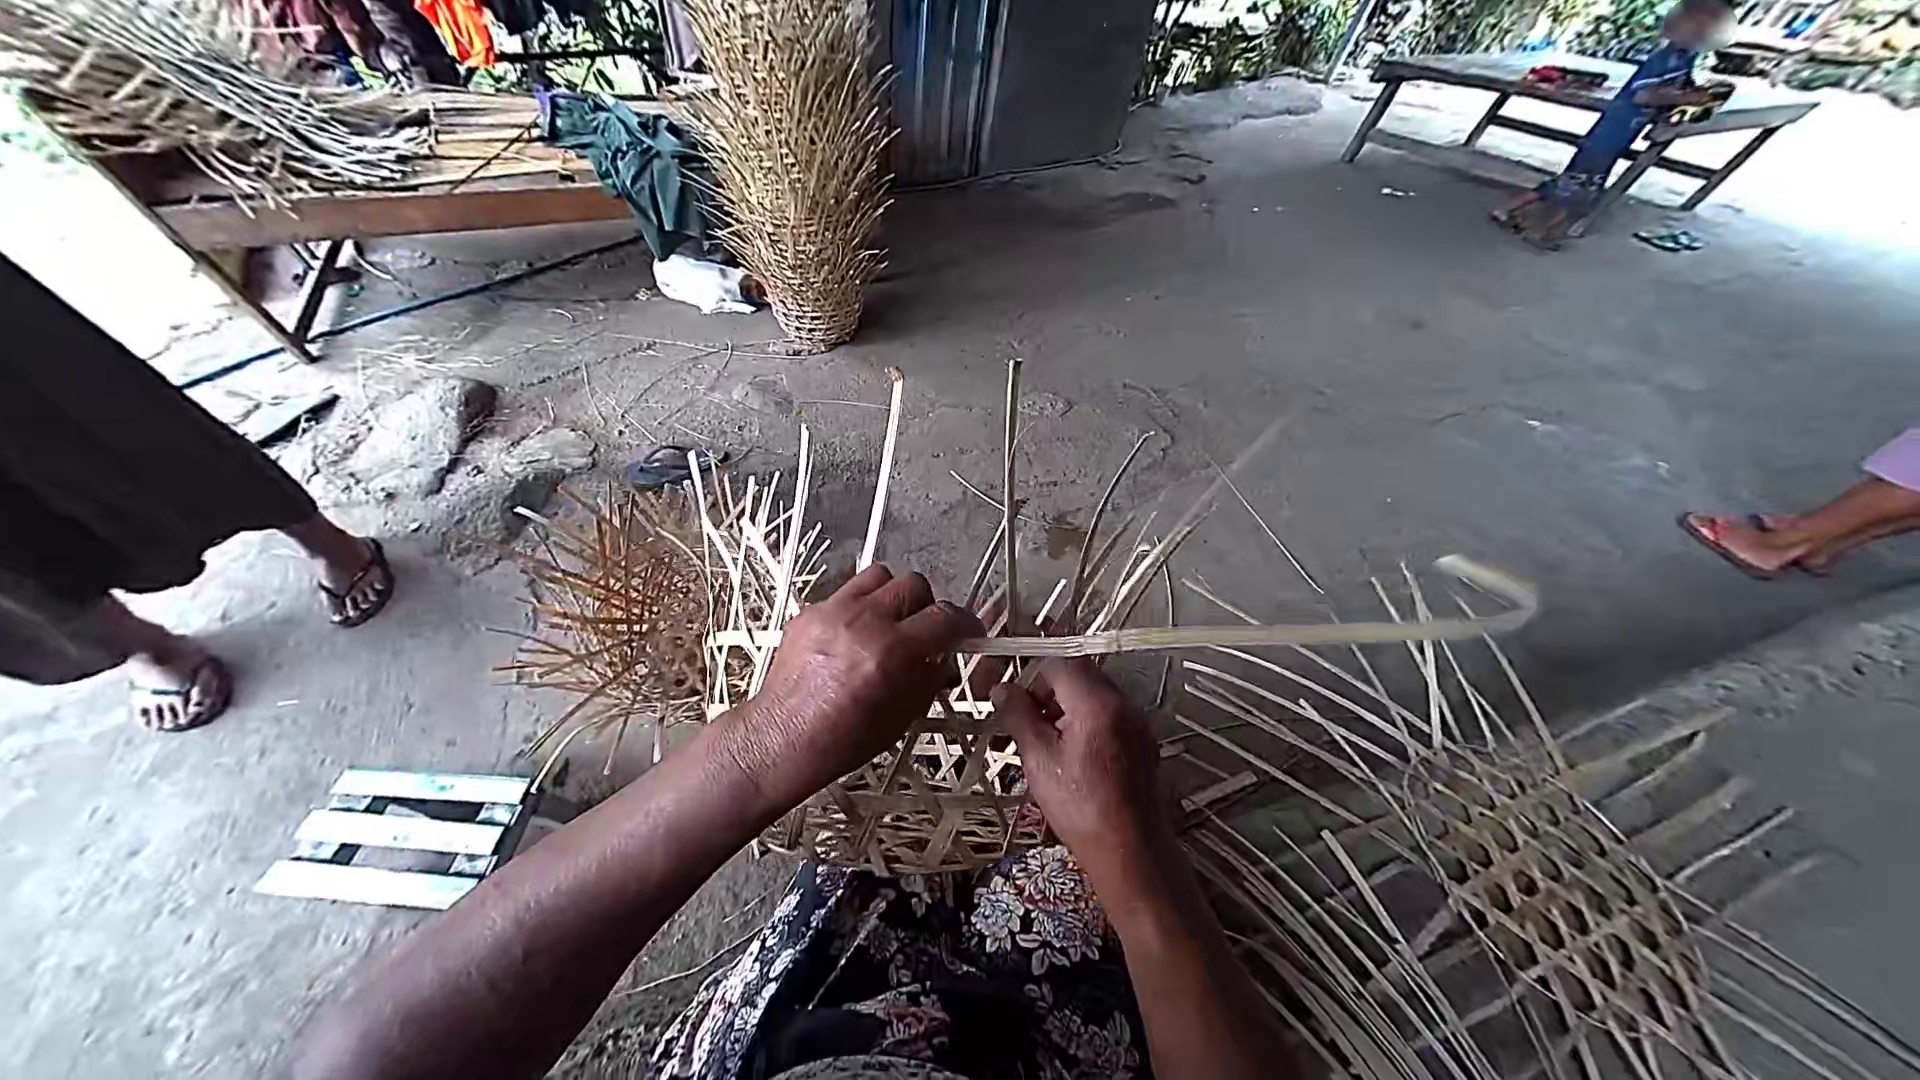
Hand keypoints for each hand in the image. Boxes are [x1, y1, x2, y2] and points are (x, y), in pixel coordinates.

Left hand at [713, 564, 983, 812]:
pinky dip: (860, 605)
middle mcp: (863, 622)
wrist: (781, 740)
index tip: (967, 630)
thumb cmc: (838, 739)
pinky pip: (847, 591)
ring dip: (894, 595)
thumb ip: (929, 678)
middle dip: (927, 606)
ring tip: (890, 622)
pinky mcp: (810, 611)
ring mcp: (833, 612)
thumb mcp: (902, 716)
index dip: (965, 623)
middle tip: (924, 629)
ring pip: (880, 575)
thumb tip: (944, 659)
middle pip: (915, 585)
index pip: (945, 617)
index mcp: (891, 651)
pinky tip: (856, 632)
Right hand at [992, 659, 1169, 881]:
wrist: (1130, 853)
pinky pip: (1109, 713)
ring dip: (1066, 704)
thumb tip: (1003, 689)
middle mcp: (1123, 703)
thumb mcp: (1039, 759)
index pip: (1061, 660)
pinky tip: (1071, 752)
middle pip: (1080, 672)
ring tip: (1046, 739)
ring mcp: (1137, 722)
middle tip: (1027, 718)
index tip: (1016, 695)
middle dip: (1049, 688)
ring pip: (1094, 692)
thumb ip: (1019, 715)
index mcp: (1097, 703)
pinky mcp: (1142, 740)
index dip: (1033, 672)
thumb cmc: (1079, 807)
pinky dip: (1086, 719)